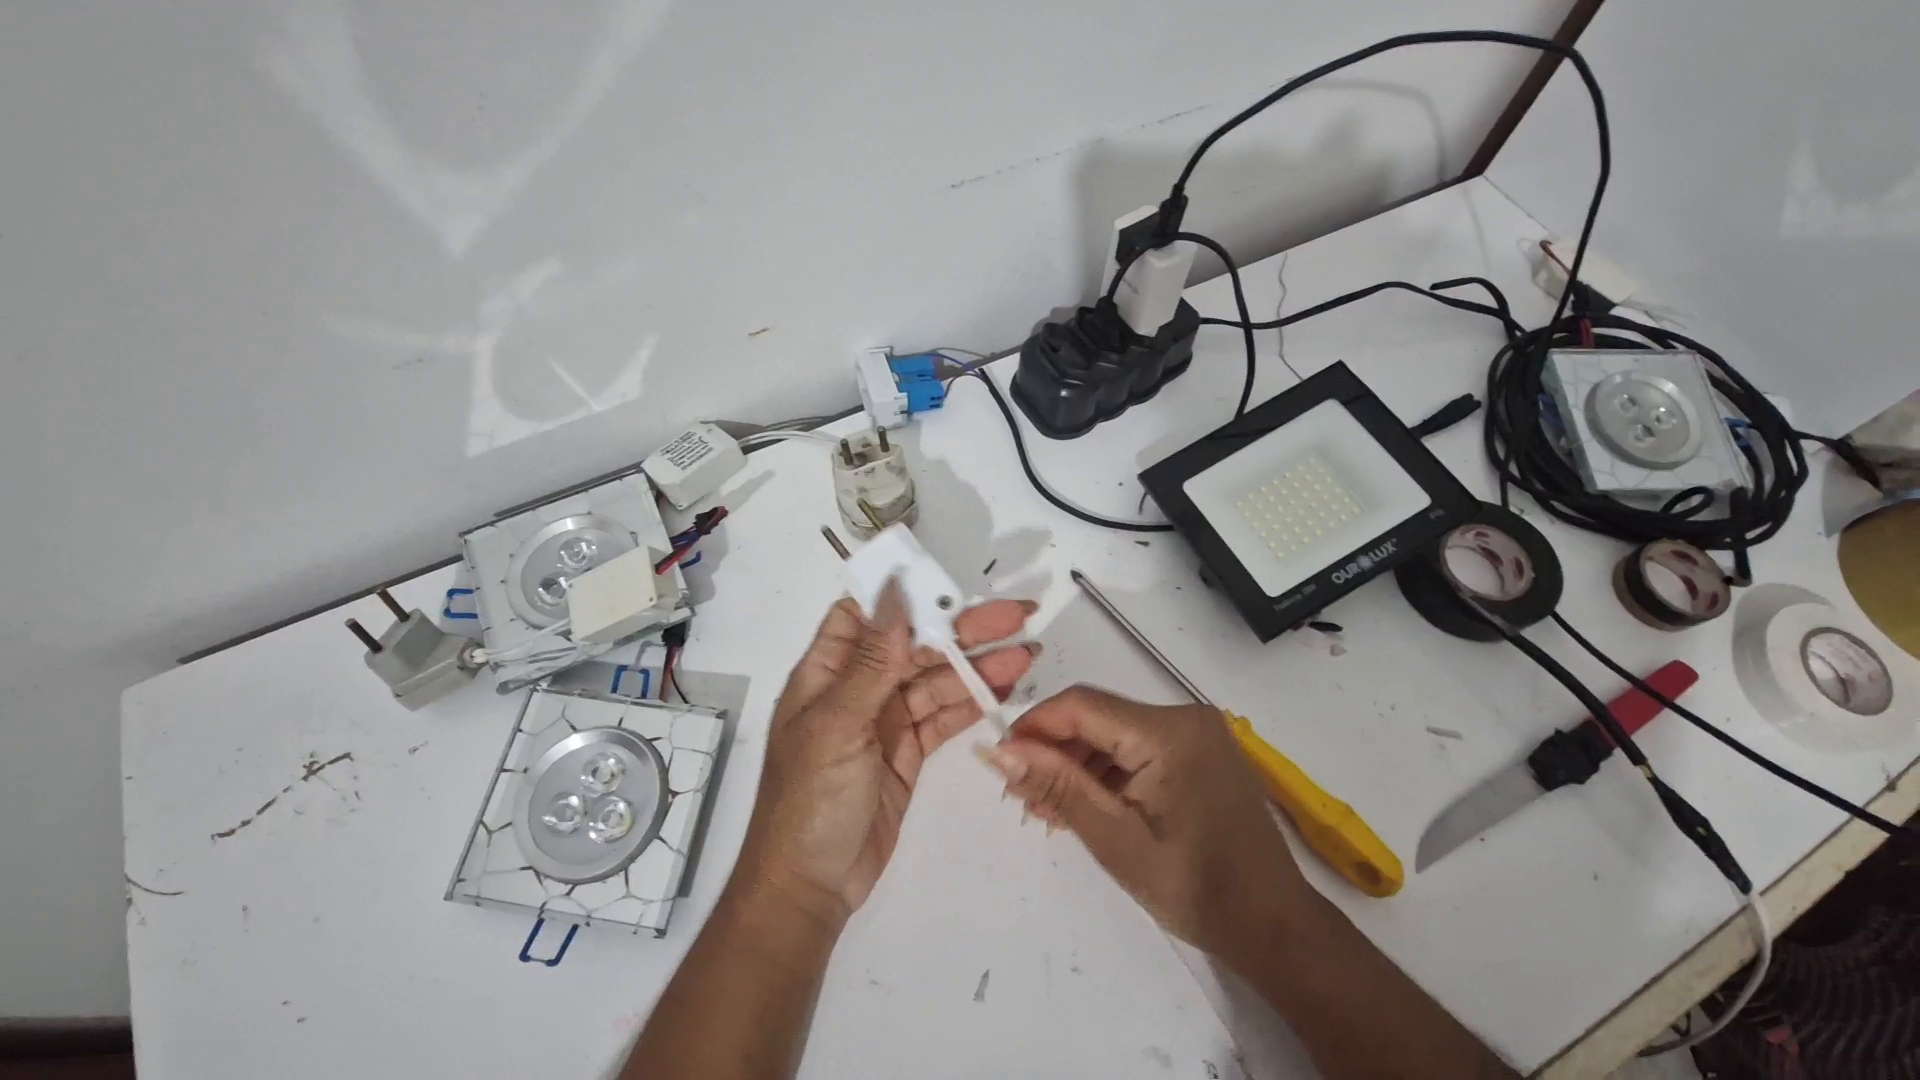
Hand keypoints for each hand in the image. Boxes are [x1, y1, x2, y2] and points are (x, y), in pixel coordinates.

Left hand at [732, 588, 1035, 927]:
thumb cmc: (810, 800)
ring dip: (979, 666)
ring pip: (936, 681)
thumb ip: (872, 664)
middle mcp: (857, 689)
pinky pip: (944, 718)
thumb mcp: (838, 725)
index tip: (950, 582)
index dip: (905, 596)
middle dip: (963, 630)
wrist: (811, 884)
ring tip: (1028, 652)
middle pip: (914, 645)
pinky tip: (1007, 687)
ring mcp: (885, 721)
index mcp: (826, 672)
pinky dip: (974, 703)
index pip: (864, 616)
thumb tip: (897, 598)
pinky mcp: (908, 753)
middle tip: (1018, 614)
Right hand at [981, 685, 1315, 957]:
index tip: (998, 762)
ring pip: (1115, 735)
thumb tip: (998, 750)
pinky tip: (1085, 807)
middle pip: (1098, 718)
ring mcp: (1198, 735)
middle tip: (1021, 798)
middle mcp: (1186, 718)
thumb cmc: (1195, 888)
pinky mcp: (1201, 754)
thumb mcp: (1115, 838)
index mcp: (1170, 731)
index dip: (1033, 727)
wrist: (1272, 925)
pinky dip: (1108, 774)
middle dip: (1054, 752)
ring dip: (1078, 766)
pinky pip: (1139, 750)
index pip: (1082, 705)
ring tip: (1047, 810)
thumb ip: (1057, 785)